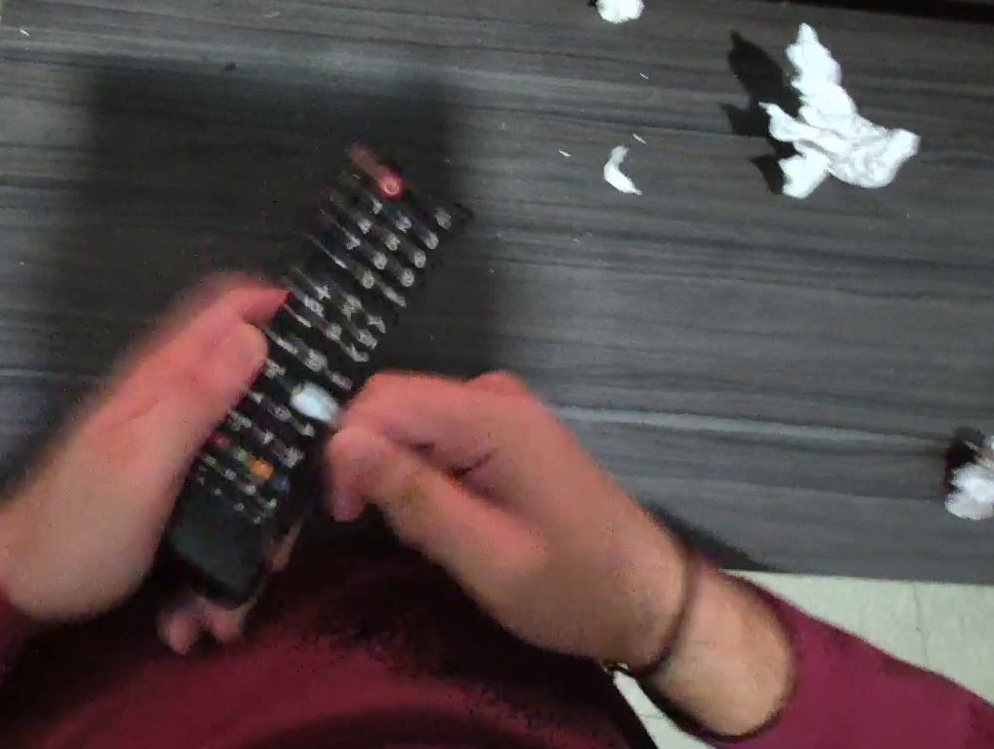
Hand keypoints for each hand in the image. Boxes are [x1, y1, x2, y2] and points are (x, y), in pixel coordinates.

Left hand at [0, 276, 285, 622]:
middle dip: (283, 406)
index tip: (326, 331)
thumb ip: (197, 397)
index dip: (272, 302)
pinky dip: (238, 506)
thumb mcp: (144, 461)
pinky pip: (223, 469)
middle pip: (245, 365)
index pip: (222, 306)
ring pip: (240, 425)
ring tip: (270, 547)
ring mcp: (169, 431)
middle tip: (316, 457)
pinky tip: (240, 561)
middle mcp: (169, 391)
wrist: (22, 585)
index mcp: (162, 374)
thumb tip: (253, 334)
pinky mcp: (170, 469)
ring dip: (262, 477)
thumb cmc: (82, 524)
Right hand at [326, 372, 792, 735]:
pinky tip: (441, 510)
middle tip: (374, 523)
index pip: (383, 400)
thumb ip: (411, 494)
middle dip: (368, 459)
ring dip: (395, 468)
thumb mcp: (485, 556)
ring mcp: (498, 406)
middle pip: (394, 402)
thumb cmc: (571, 587)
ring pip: (409, 417)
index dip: (347, 448)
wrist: (652, 599)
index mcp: (490, 417)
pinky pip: (434, 429)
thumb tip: (340, 442)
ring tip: (422, 529)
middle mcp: (490, 394)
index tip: (347, 511)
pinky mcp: (501, 425)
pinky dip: (420, 468)